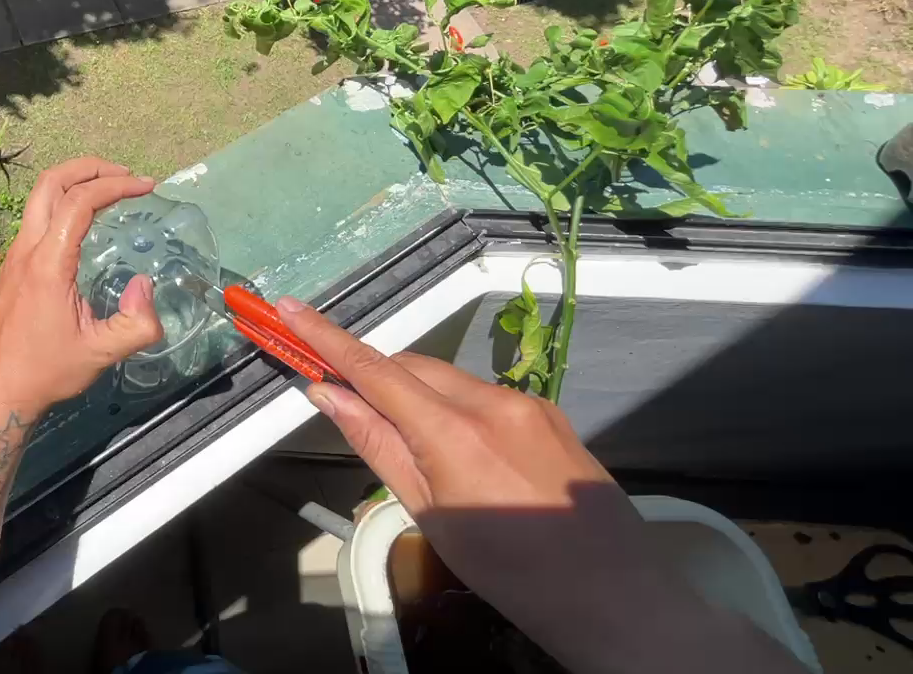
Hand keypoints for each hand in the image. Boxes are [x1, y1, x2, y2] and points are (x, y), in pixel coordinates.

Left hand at [0, 157, 163, 414]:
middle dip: (90, 167)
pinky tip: (86, 223)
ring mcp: (14, 254)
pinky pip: (37, 216)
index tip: (147, 187)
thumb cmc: (43, 371)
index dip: (114, 185)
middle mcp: (26, 248)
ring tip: (110, 191)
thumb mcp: (100, 354)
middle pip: (50, 182)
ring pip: (39, 196)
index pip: (78, 202)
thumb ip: (136, 324)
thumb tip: (145, 286)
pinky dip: (63, 202)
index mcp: (47, 263)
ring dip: (74, 182)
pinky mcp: (11, 264)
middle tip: (126, 176)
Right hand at [278, 297, 807, 673]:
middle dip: (372, 373)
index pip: (372, 368)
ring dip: (412, 390)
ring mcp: (526, 403)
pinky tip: (461, 447)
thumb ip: (376, 443)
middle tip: (345, 398)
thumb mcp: (429, 513)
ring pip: (443, 376)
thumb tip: (325, 394)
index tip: (287, 308)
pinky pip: (478, 391)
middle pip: (408, 365)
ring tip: (414, 441)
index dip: (324, 336)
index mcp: (452, 431)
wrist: (625, 605)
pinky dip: (449, 402)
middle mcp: (490, 401)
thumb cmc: (510, 569)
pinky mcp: (549, 413)